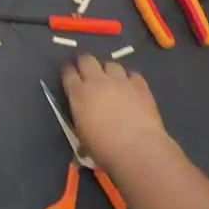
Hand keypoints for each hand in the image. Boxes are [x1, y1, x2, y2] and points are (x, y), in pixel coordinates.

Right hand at [61, 53, 174, 170]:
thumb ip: (80, 116)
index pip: (68, 73)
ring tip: (112, 81)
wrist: (137, 148)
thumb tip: (84, 116)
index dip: (68, 71)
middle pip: (87, 60)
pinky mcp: (140, 85)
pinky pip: (133, 74)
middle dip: (85, 62)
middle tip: (87, 71)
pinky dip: (130, 79)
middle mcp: (97, 81)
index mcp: (79, 93)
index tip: (69, 73)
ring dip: (109, 71)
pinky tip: (131, 88)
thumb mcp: (81, 133)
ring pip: (111, 64)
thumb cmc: (103, 148)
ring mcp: (120, 81)